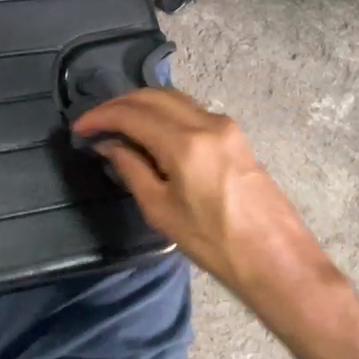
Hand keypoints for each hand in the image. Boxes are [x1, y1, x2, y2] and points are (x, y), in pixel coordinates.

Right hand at [73, 89, 332, 311]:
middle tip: (95, 122)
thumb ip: (132, 169)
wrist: (278, 262)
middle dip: (120, 104)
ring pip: (173, 98)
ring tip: (118, 125)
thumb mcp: (162, 211)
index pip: (132, 114)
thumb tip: (109, 145)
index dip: (101, 117)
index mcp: (186, 143)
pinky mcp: (236, 135)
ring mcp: (225, 125)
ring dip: (142, 105)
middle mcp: (207, 122)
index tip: (79, 128)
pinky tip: (151, 132)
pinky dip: (164, 112)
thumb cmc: (215, 245)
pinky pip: (191, 110)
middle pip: (153, 96)